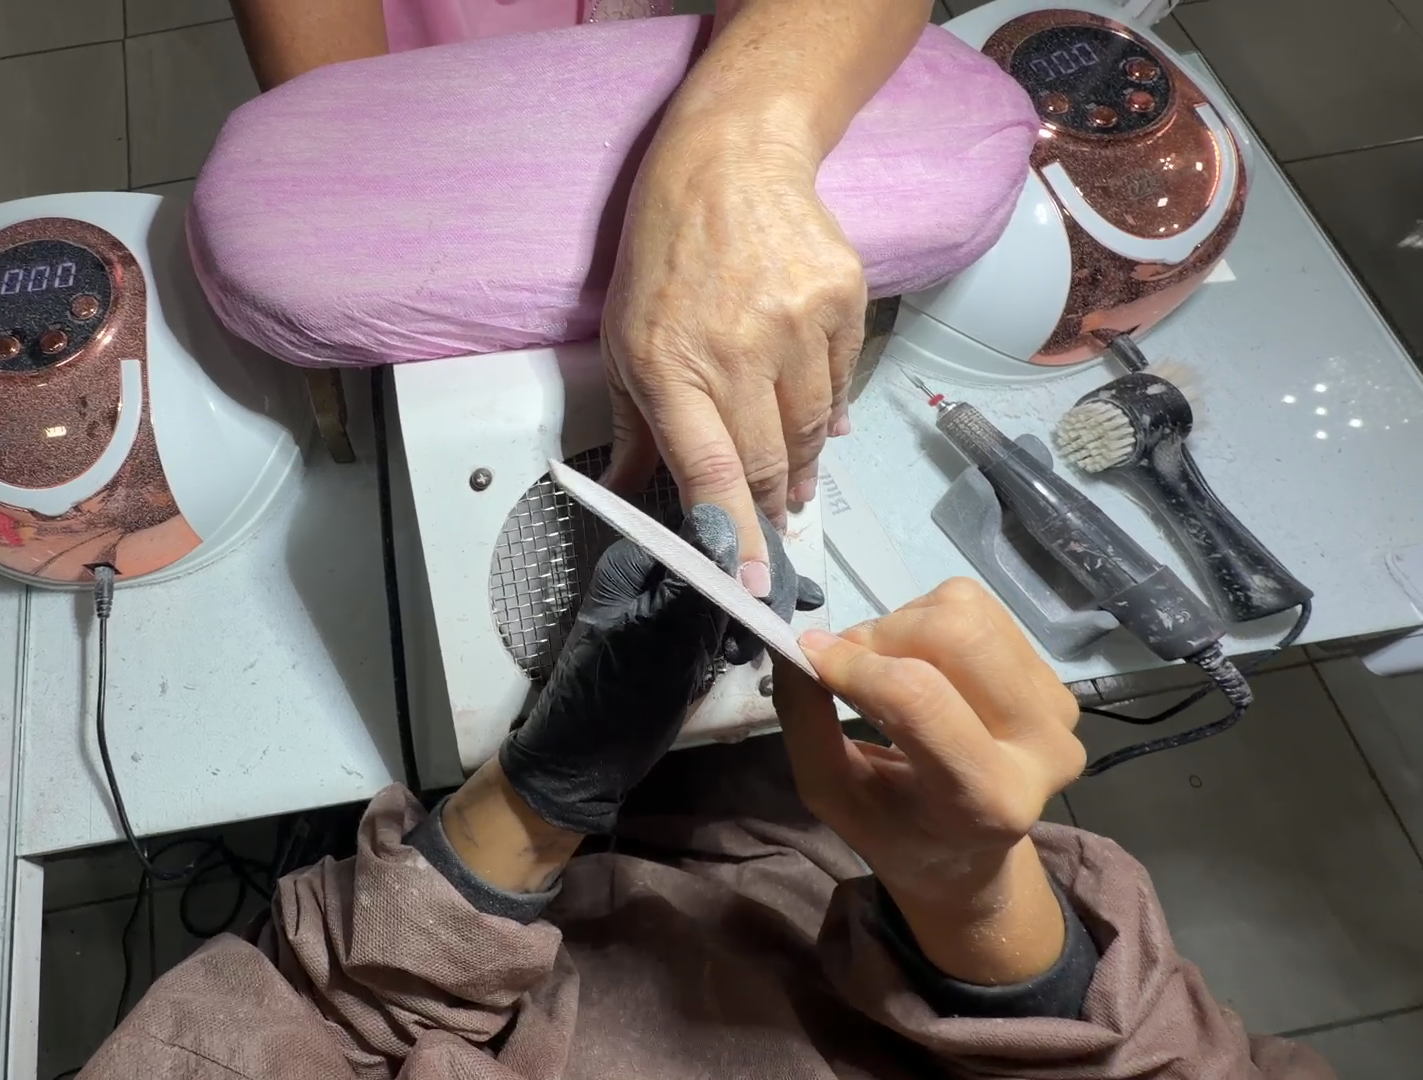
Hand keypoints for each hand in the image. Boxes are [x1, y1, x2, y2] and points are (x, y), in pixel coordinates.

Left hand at [498, 504, 814, 835]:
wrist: (589, 761)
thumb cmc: (616, 699)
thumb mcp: (660, 636)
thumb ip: (694, 579)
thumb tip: (722, 513)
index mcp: (635, 559)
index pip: (707, 527)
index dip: (750, 551)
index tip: (781, 592)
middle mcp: (651, 572)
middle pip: (722, 554)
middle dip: (757, 584)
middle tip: (776, 623)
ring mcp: (666, 603)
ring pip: (728, 585)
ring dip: (753, 610)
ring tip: (754, 646)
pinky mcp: (677, 633)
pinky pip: (719, 615)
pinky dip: (742, 629)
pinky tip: (752, 648)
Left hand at [602, 115, 866, 594]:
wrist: (730, 165)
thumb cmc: (660, 262)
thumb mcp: (623, 346)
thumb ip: (634, 429)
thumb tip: (628, 498)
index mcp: (670, 369)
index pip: (708, 472)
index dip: (732, 535)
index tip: (749, 583)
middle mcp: (737, 353)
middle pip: (765, 463)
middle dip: (767, 510)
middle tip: (770, 533)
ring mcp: (798, 326)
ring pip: (810, 433)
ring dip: (799, 471)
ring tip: (791, 489)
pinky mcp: (844, 302)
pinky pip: (841, 386)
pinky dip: (827, 416)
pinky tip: (814, 426)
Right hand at [773, 578, 1084, 982]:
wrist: (965, 848)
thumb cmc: (889, 825)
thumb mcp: (827, 791)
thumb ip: (805, 720)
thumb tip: (791, 647)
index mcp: (986, 797)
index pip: (917, 696)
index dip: (851, 664)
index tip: (806, 657)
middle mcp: (1042, 749)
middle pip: (954, 634)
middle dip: (877, 636)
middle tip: (849, 666)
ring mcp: (1059, 708)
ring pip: (964, 611)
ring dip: (899, 625)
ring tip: (884, 665)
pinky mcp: (1056, 678)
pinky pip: (977, 608)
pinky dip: (923, 618)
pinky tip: (917, 659)